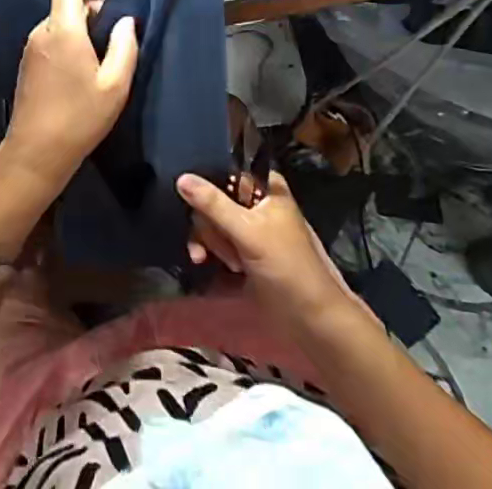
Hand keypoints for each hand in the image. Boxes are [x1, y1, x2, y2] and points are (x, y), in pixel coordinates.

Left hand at [0, 0, 137, 198]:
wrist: (36, 153)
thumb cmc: (79, 118)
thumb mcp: (115, 85)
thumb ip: (125, 46)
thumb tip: (127, 20)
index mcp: (63, 30)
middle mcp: (42, 32)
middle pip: (67, 3)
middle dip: (95, 7)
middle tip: (120, 31)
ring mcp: (31, 48)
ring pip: (61, 22)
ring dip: (84, 27)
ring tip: (107, 55)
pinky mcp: (28, 64)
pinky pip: (53, 38)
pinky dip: (72, 40)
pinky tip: (86, 69)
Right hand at [177, 171, 372, 331]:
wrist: (310, 318)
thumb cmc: (286, 267)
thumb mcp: (248, 231)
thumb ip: (213, 204)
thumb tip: (181, 177)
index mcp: (266, 186)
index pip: (225, 172)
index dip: (207, 188)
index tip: (196, 206)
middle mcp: (256, 201)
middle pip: (213, 197)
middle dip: (209, 223)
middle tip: (220, 243)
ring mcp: (249, 226)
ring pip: (210, 220)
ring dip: (210, 241)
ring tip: (225, 261)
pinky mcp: (242, 249)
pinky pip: (214, 239)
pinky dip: (209, 250)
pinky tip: (204, 261)